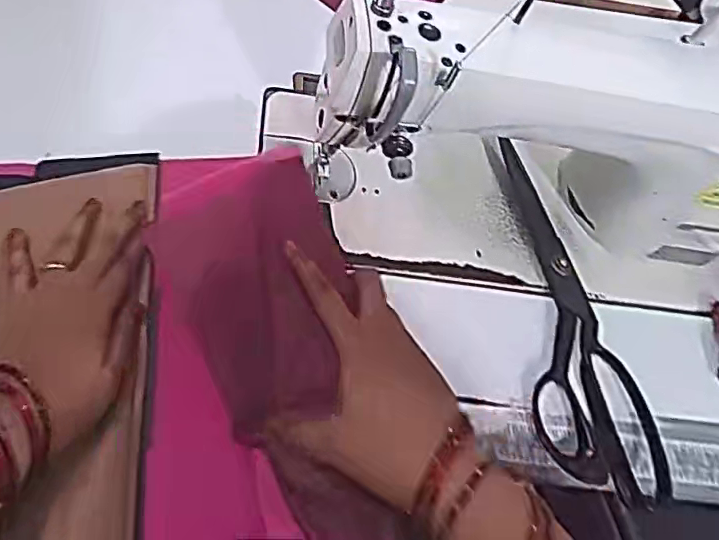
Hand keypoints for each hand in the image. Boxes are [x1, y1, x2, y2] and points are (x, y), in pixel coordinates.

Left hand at [0, 199, 148, 464]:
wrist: (13, 416)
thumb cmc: (67, 402)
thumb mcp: (110, 379)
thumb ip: (125, 336)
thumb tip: (139, 303)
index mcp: (99, 307)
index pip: (125, 270)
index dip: (138, 249)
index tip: (148, 228)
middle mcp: (74, 288)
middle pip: (103, 249)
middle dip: (122, 225)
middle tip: (136, 205)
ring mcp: (42, 290)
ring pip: (66, 246)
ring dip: (80, 223)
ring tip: (91, 203)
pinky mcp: (16, 300)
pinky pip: (17, 268)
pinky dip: (17, 249)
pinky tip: (17, 231)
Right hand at [267, 241, 462, 509]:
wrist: (449, 470)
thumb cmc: (389, 449)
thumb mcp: (334, 444)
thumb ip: (297, 431)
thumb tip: (270, 425)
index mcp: (357, 343)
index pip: (325, 295)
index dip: (305, 268)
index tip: (292, 247)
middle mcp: (384, 335)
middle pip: (368, 283)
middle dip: (350, 275)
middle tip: (333, 282)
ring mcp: (408, 348)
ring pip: (383, 308)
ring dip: (366, 306)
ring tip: (346, 323)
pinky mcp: (424, 366)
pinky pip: (396, 334)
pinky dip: (381, 333)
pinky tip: (371, 360)